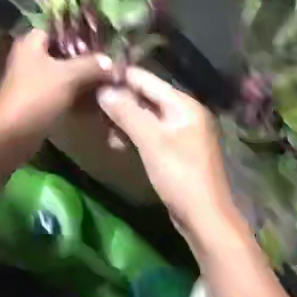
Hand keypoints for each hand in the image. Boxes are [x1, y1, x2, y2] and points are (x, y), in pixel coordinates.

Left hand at [0, 30, 110, 157]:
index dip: (80, 33)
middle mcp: (30, 56)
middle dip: (86, 58)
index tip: (104, 41)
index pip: (59, 29)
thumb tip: (111, 61)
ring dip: (84, 78)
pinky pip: (61, 91)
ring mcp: (33, 79)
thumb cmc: (36, 96)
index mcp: (31, 43)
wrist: (11, 135)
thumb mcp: (67, 76)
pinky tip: (97, 99)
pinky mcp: (38, 99)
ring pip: (64, 73)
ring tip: (110, 81)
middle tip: (112, 63)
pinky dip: (77, 94)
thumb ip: (90, 65)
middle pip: (63, 52)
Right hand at [94, 67, 242, 237]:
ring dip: (124, 118)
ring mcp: (182, 130)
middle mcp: (185, 111)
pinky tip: (118, 142)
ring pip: (145, 114)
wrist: (206, 218)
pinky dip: (133, 132)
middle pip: (145, 95)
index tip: (91, 81)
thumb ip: (125, 111)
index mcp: (183, 104)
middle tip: (93, 108)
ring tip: (104, 128)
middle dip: (119, 100)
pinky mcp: (177, 148)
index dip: (118, 78)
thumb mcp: (150, 140)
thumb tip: (101, 89)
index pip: (144, 79)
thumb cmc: (179, 175)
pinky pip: (150, 130)